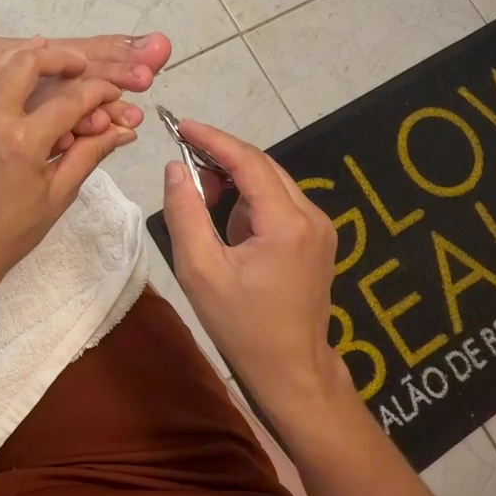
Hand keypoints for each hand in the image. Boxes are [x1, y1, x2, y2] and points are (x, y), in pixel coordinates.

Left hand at [0, 40, 136, 285]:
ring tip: (52, 54)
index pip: (70, 100)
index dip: (98, 91)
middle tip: (81, 64)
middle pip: (27, 63)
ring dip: (27, 53)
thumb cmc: (14, 229)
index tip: (113, 91)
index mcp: (23, 142)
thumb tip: (124, 129)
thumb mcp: (59, 194)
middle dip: (60, 57)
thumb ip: (90, 153)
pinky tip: (12, 62)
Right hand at [161, 121, 351, 415]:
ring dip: (233, 179)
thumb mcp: (199, 269)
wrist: (291, 369)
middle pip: (262, 166)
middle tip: (182, 167)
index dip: (212, 139)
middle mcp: (311, 217)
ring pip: (270, 182)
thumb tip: (176, 169)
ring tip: (199, 198)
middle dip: (220, 158)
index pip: (248, 161)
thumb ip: (185, 212)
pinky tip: (225, 218)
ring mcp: (319, 228)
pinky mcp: (317, 239)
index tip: (179, 125)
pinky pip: (278, 202)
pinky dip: (248, 198)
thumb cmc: (241, 324)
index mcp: (286, 222)